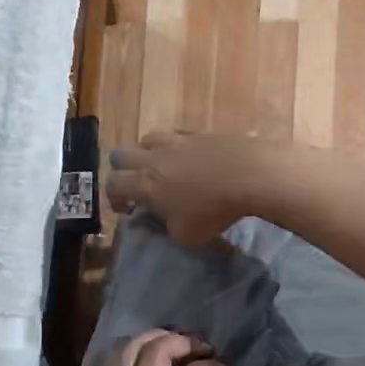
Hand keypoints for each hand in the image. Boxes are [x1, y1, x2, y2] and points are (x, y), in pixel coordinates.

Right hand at [107, 132, 332, 243]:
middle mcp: (154, 157)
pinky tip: (189, 158)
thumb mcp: (185, 235)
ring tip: (162, 167)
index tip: (126, 210)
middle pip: (121, 155)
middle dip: (123, 171)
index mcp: (144, 183)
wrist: (252, 174)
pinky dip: (175, 146)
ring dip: (147, 153)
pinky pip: (177, 134)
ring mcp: (177, 140)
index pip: (112, 184)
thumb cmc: (213, 210)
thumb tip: (167, 218)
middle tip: (136, 185)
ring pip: (148, 139)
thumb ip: (167, 226)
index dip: (113, 198)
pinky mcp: (200, 131)